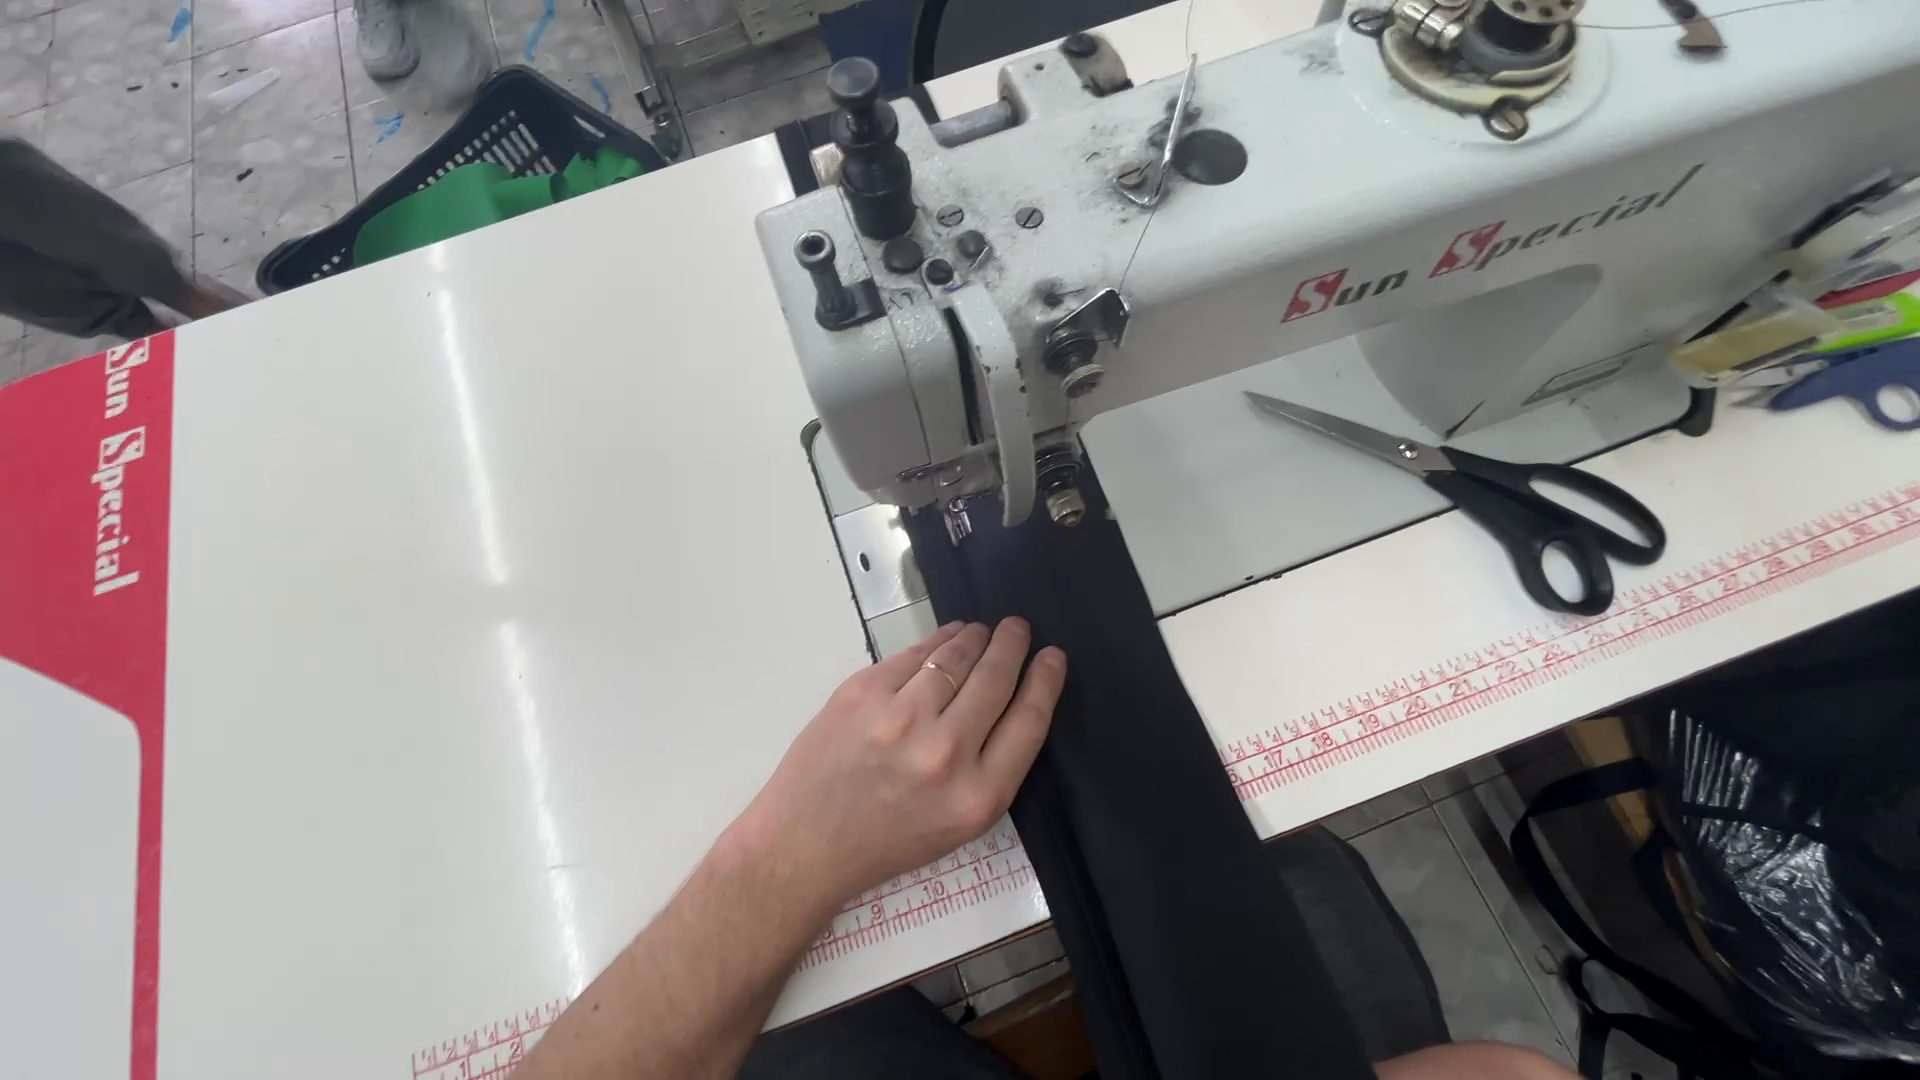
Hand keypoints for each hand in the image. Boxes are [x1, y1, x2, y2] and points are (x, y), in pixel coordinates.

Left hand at [727, 619, 1066, 915]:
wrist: (806, 843)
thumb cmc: (888, 839)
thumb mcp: (959, 822)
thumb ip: (992, 767)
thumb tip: (1012, 699)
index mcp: (978, 796)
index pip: (1028, 721)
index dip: (1045, 681)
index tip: (1053, 658)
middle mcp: (945, 753)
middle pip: (995, 680)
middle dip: (1013, 646)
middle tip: (1019, 628)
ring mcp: (900, 717)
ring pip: (955, 658)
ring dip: (976, 637)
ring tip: (984, 630)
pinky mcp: (863, 692)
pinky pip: (914, 654)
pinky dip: (938, 640)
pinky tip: (948, 636)